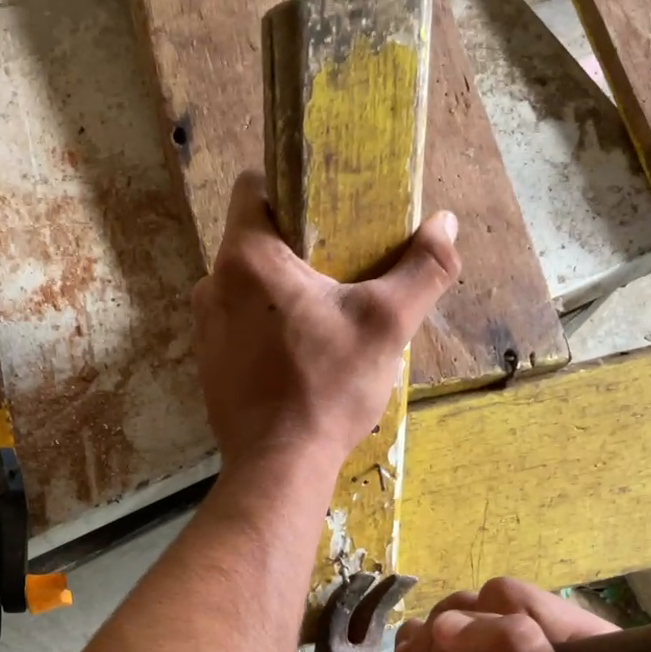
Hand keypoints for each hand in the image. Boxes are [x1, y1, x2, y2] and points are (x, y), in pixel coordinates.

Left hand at [190, 170, 459, 475]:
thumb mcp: (387, 324)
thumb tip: (446, 222)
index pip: (252, 187)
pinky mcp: (207, 365)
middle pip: (253, 240)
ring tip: (324, 310)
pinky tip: (298, 350)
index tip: (327, 205)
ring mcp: (204, 329)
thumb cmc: (327, 388)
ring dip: (280, 290)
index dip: (290, 185)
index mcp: (245, 259)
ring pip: (245, 286)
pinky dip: (264, 326)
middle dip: (295, 244)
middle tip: (340, 262)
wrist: (278, 466)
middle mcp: (212, 286)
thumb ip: (423, 267)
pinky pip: (237, 325)